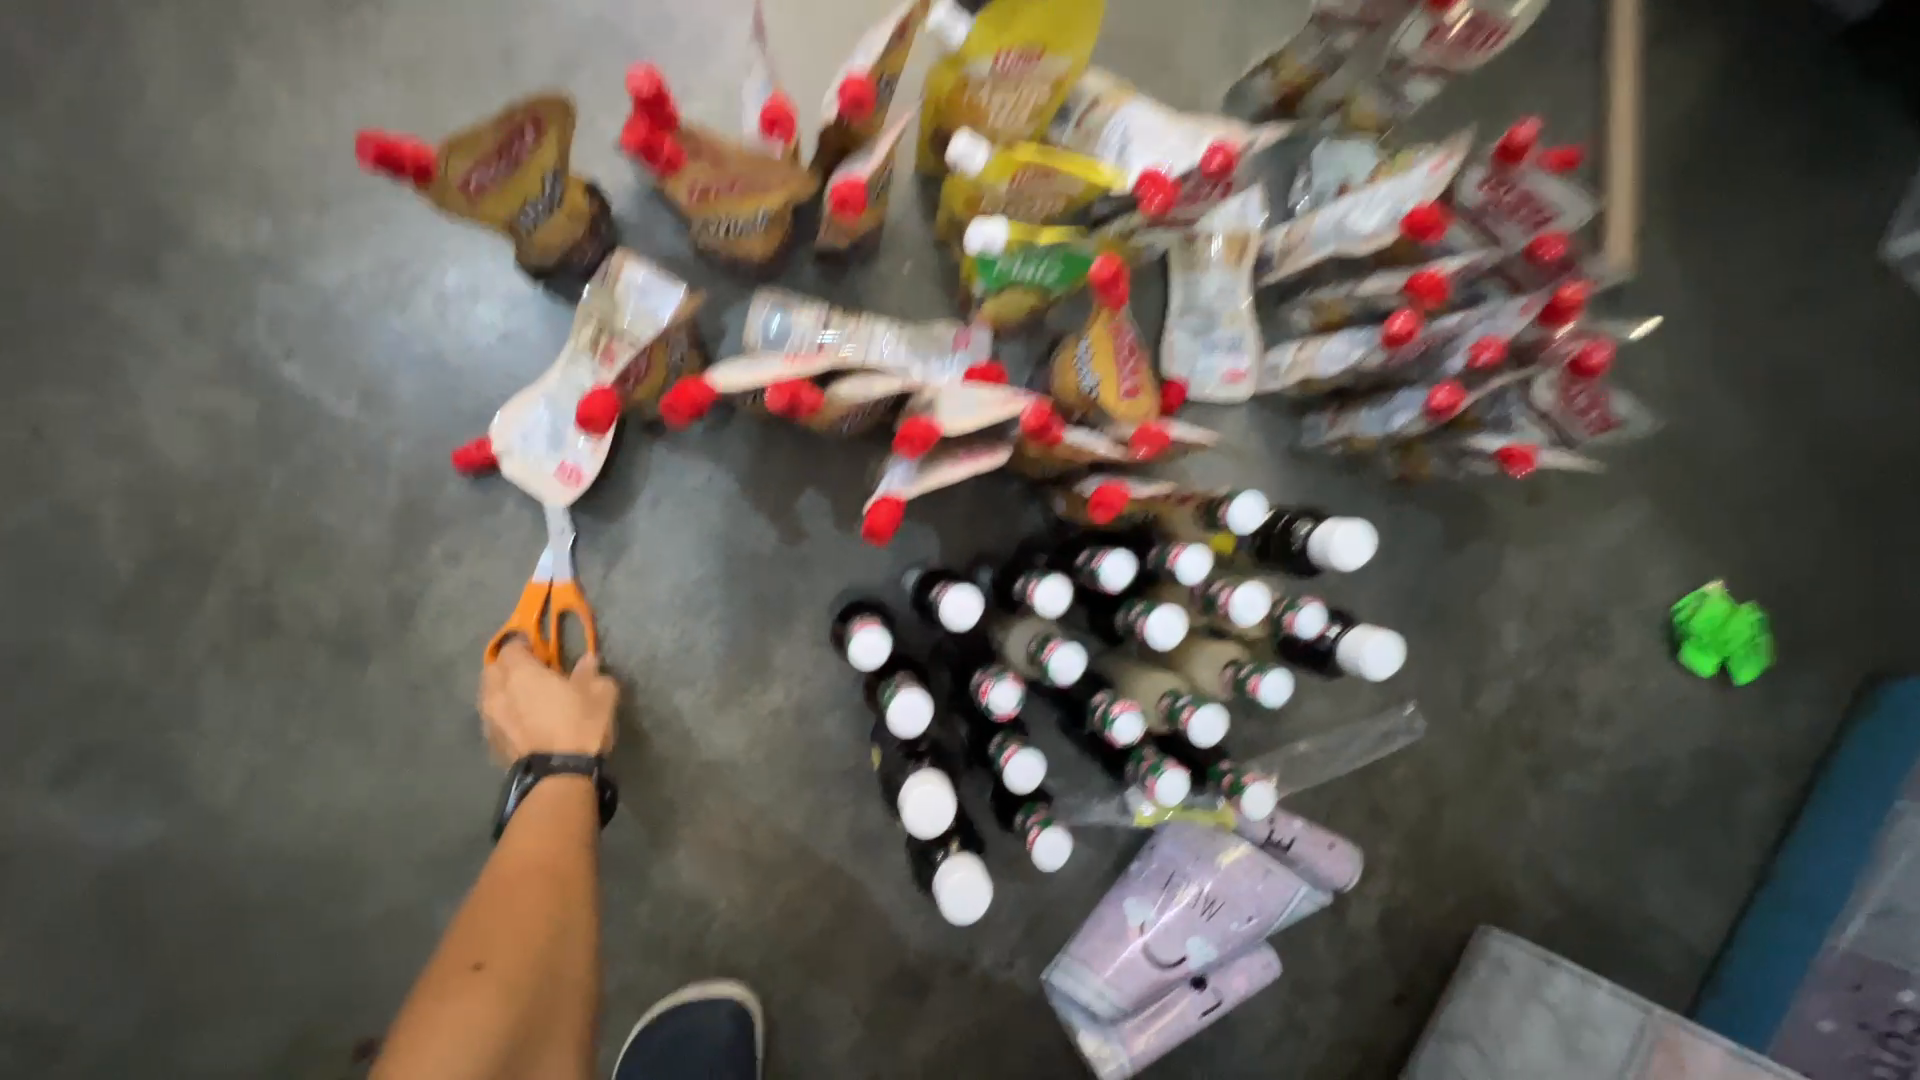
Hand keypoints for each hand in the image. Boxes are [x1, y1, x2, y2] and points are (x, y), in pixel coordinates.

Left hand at [479, 642, 617, 763]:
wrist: (560, 774)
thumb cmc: (580, 724)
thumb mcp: (600, 692)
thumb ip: (590, 672)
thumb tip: (587, 661)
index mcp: (522, 673)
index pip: (511, 647)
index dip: (525, 645)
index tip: (542, 650)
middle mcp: (498, 692)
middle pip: (493, 669)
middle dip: (508, 666)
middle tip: (531, 672)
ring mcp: (490, 719)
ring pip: (489, 695)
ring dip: (503, 691)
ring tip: (525, 699)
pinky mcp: (491, 742)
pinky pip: (493, 718)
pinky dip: (504, 714)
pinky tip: (522, 722)